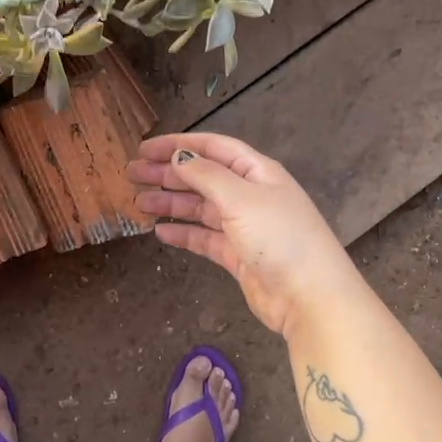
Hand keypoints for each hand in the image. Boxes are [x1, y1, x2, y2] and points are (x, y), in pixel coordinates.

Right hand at [128, 132, 359, 336]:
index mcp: (257, 172)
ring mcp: (244, 226)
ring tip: (138, 202)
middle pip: (202, 176)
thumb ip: (206, 175)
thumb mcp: (241, 198)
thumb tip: (179, 157)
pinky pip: (204, 237)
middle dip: (168, 173)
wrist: (309, 296)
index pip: (212, 148)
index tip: (145, 148)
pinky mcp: (238, 255)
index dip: (179, 144)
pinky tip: (160, 232)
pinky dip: (183, 232)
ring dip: (170, 203)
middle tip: (132, 174)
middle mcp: (250, 194)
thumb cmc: (278, 237)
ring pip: (200, 207)